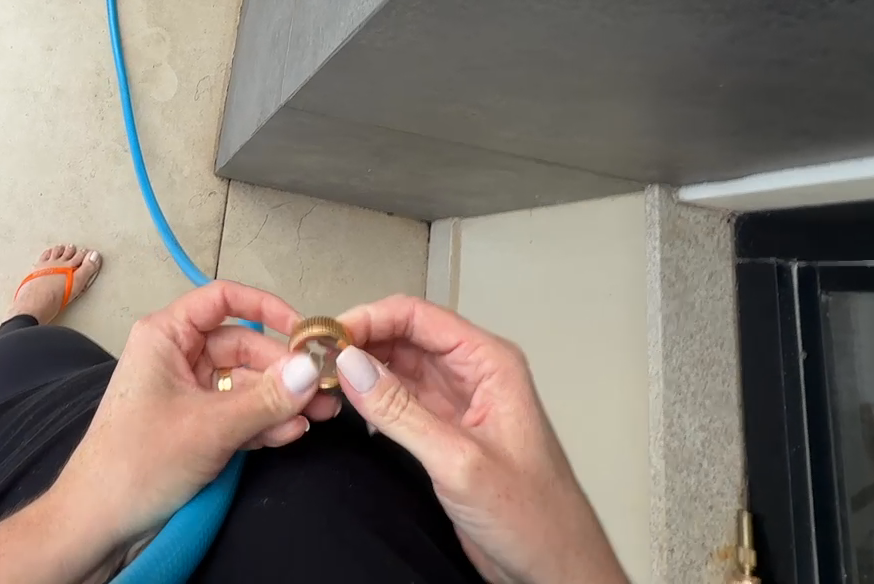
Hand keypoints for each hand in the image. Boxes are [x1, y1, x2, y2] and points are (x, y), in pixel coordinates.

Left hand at [48, 281, 331, 545]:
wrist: (98, 523)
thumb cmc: (139, 461)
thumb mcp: (210, 427)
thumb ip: (266, 398)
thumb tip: (311, 370)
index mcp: (166, 334)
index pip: (222, 299)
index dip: (266, 307)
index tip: (304, 331)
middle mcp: (176, 352)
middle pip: (241, 344)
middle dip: (283, 368)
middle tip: (325, 388)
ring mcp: (185, 388)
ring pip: (243, 381)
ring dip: (279, 398)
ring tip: (321, 415)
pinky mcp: (193, 421)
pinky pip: (235, 410)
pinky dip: (262, 421)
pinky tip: (291, 433)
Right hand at [334, 296, 628, 583]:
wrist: (557, 576)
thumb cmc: (536, 520)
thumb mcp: (460, 462)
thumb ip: (401, 411)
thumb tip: (349, 365)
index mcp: (488, 362)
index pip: (417, 316)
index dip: (369, 318)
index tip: (329, 335)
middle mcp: (469, 371)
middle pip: (401, 333)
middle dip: (358, 340)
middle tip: (316, 356)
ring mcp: (453, 398)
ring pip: (394, 362)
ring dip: (359, 366)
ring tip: (322, 375)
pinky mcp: (440, 425)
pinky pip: (396, 393)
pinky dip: (367, 393)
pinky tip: (344, 399)